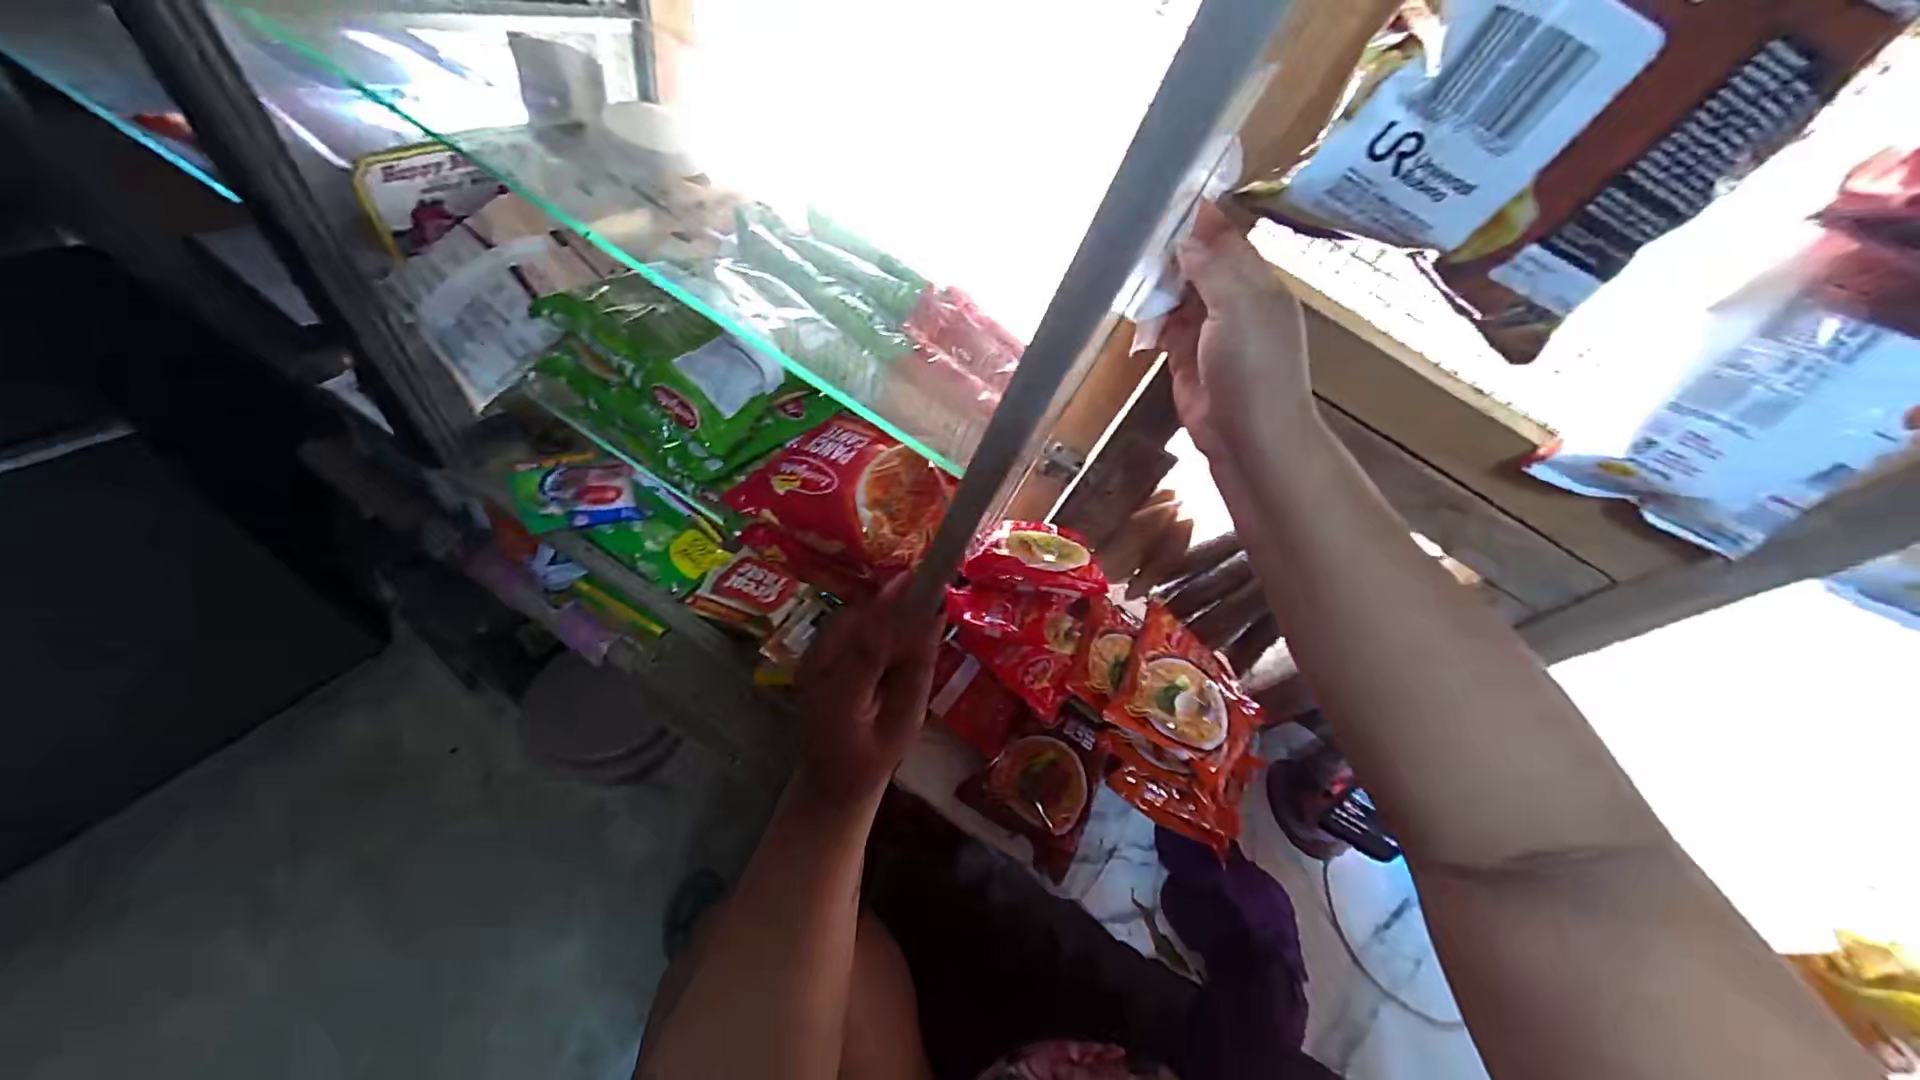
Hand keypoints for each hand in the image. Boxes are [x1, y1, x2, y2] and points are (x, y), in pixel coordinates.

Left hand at [793, 575, 946, 806]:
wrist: (829, 780)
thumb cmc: (872, 760)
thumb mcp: (905, 723)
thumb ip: (918, 671)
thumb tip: (934, 619)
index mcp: (840, 699)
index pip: (868, 645)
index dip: (894, 611)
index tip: (921, 582)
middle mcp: (815, 672)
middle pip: (853, 621)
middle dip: (888, 602)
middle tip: (924, 585)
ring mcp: (807, 662)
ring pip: (846, 618)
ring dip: (879, 609)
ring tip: (912, 600)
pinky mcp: (810, 656)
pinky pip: (841, 626)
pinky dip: (868, 619)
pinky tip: (889, 624)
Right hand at [1158, 201, 1312, 459]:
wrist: (1248, 437)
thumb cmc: (1254, 370)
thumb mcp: (1239, 308)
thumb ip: (1213, 268)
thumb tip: (1187, 236)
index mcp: (1256, 282)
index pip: (1226, 238)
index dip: (1200, 219)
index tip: (1166, 198)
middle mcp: (1233, 302)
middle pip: (1198, 265)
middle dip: (1170, 252)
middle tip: (1134, 233)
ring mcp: (1207, 332)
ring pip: (1177, 296)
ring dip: (1156, 286)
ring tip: (1126, 265)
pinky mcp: (1184, 358)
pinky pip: (1164, 329)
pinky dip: (1149, 320)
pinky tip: (1133, 309)